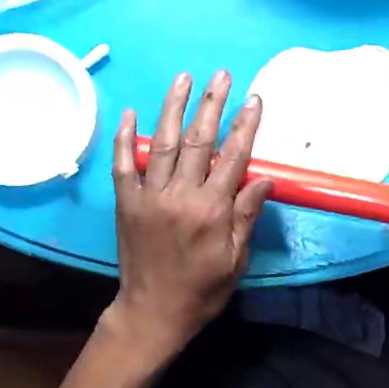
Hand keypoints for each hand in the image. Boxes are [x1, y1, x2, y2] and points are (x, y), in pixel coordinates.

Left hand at [102, 70, 272, 371]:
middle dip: (212, 104)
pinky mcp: (126, 202)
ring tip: (183, 78)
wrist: (152, 313)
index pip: (233, 157)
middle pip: (198, 140)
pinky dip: (125, 138)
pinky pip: (124, 165)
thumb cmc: (202, 290)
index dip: (245, 126)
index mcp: (212, 210)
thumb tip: (264, 178)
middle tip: (221, 75)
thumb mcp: (235, 260)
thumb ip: (246, 216)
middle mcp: (181, 195)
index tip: (253, 99)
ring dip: (173, 108)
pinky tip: (131, 113)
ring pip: (163, 143)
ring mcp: (149, 196)